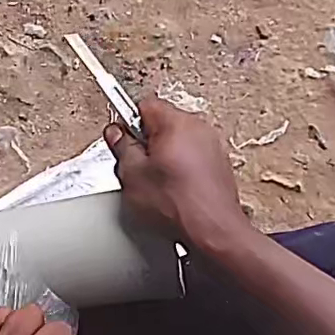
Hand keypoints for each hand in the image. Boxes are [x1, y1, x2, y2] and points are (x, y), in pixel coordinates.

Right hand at [105, 97, 255, 252]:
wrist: (211, 229)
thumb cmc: (177, 204)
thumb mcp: (132, 174)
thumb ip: (121, 147)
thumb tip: (116, 134)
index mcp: (175, 123)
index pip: (145, 105)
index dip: (128, 123)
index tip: (121, 139)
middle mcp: (198, 128)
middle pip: (162, 123)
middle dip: (146, 142)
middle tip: (136, 167)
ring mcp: (211, 146)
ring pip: (177, 142)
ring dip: (164, 157)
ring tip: (156, 183)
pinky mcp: (218, 164)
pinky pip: (192, 158)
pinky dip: (181, 170)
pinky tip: (173, 191)